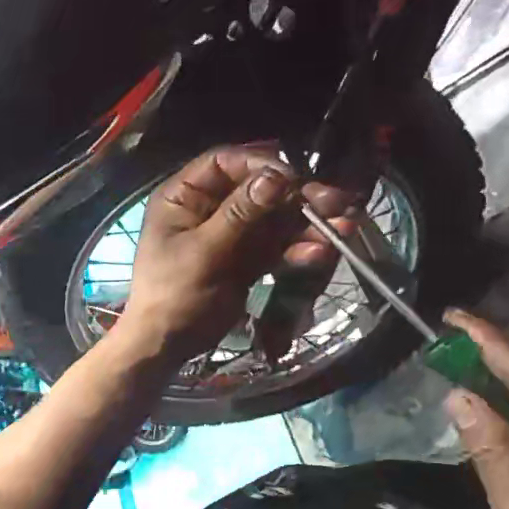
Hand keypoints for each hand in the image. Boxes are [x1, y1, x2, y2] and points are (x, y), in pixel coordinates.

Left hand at [117, 146, 350, 360]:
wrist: (166, 346)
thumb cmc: (173, 294)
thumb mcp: (203, 252)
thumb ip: (240, 214)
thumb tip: (275, 177)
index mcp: (186, 196)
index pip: (226, 163)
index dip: (261, 164)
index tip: (294, 178)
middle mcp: (211, 207)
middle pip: (259, 190)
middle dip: (296, 197)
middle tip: (334, 202)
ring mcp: (232, 234)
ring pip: (275, 219)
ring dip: (307, 224)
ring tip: (342, 228)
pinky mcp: (248, 258)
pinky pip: (277, 246)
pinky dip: (299, 249)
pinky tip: (320, 252)